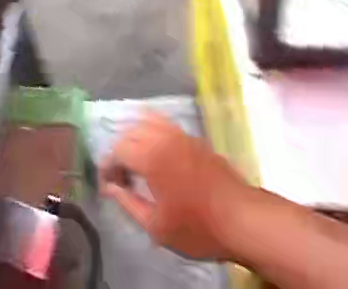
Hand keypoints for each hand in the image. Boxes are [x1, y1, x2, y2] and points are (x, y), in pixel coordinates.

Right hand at [100, 111, 257, 260]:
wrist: (241, 217)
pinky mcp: (194, 138)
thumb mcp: (156, 225)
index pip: (118, 149)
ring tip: (134, 162)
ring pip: (148, 120)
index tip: (106, 184)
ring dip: (135, 136)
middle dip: (119, 150)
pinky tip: (154, 154)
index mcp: (152, 156)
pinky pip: (165, 123)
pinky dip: (151, 131)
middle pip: (131, 130)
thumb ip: (128, 202)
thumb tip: (109, 187)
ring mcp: (182, 133)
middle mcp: (165, 136)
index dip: (107, 165)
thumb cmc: (196, 227)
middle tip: (119, 177)